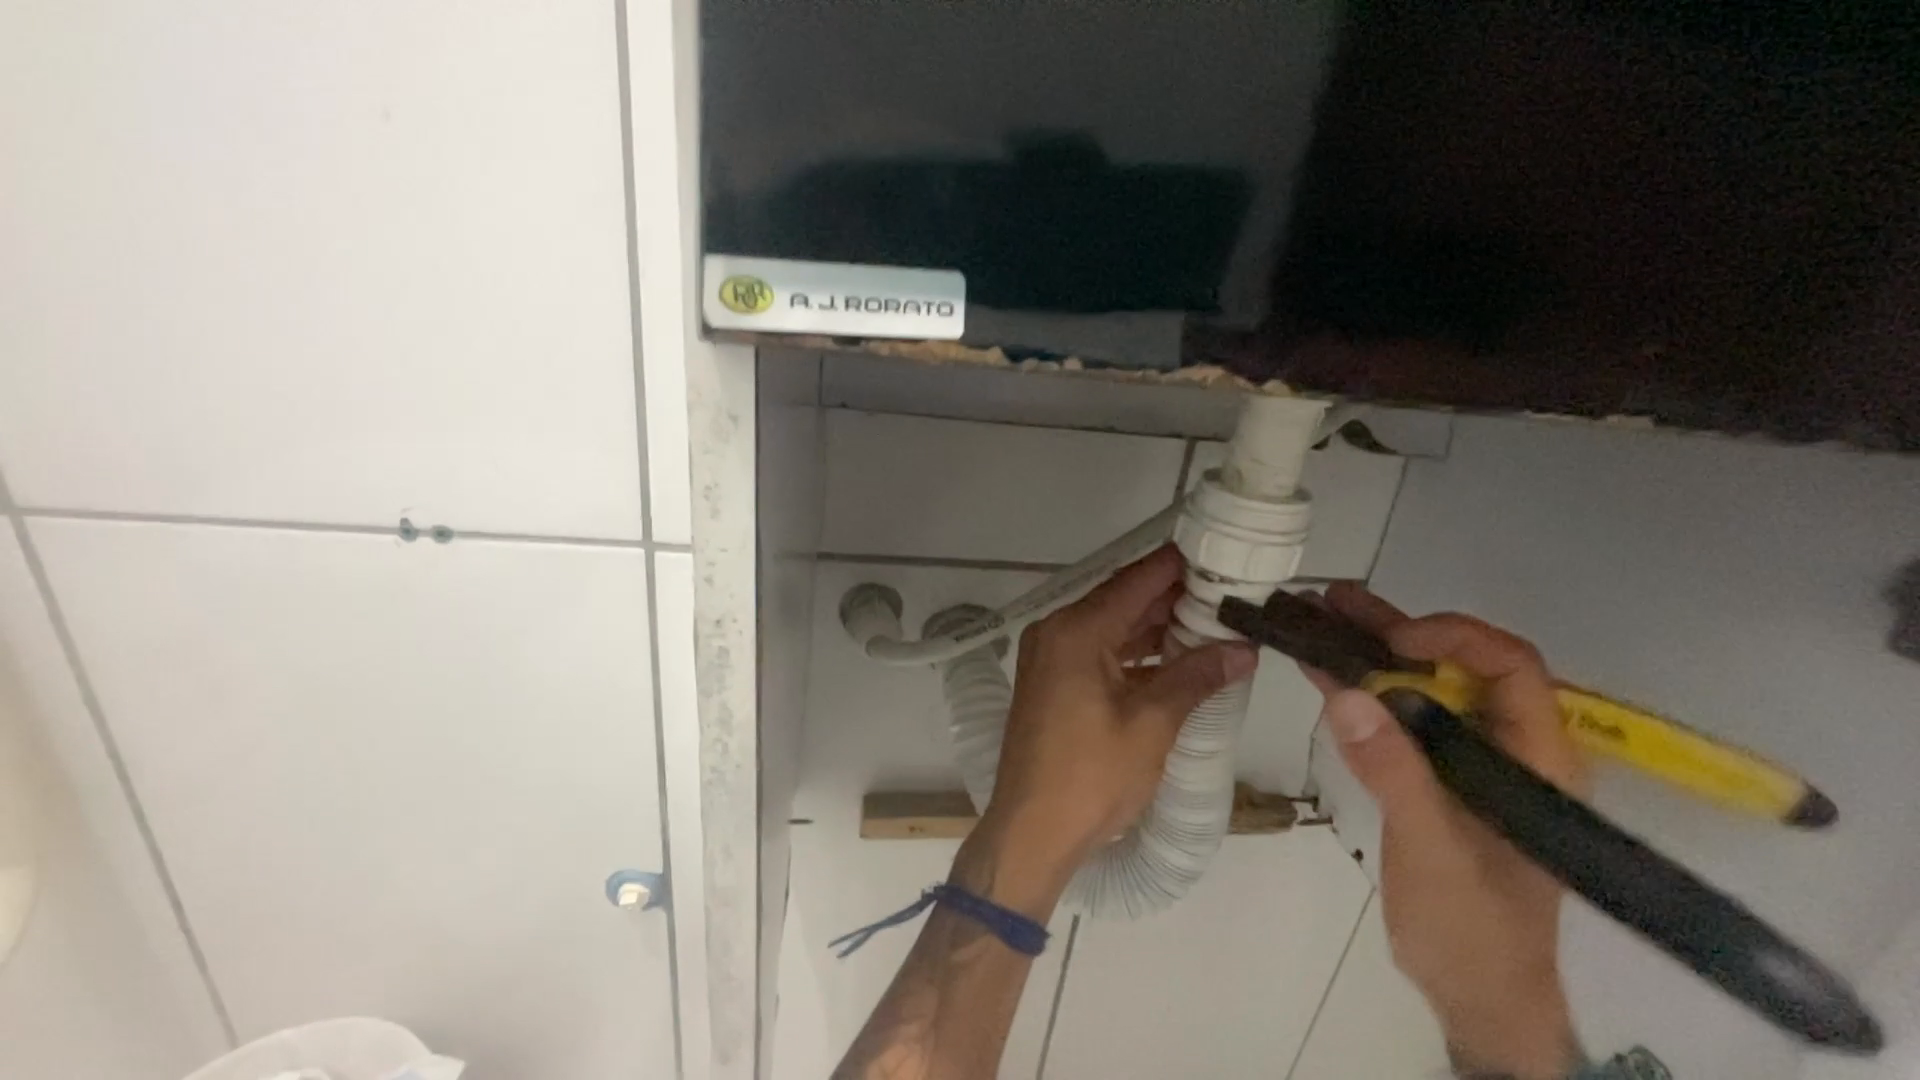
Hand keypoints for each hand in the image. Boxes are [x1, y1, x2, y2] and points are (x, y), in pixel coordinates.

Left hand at [964, 546, 1257, 916]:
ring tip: (1214, 623)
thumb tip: (1243, 648)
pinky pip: (1100, 653)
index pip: (1135, 581)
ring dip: (1157, 627)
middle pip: (1122, 601)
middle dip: (1174, 598)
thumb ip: (1196, 677)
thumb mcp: (1152, 724)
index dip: (1177, 566)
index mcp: (1076, 631)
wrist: (1032, 832)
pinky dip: (1136, 654)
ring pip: (1112, 628)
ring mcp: (1051, 659)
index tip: (1220, 554)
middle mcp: (1057, 633)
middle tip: (1229, 592)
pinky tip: (1177, 660)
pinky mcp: (1053, 684)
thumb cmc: (1091, 777)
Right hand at [1304, 583, 1589, 1079]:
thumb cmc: (1474, 929)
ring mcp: (1467, 760)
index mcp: (1536, 758)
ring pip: (1423, 686)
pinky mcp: (1433, 776)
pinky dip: (1359, 691)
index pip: (1509, 668)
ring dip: (1370, 650)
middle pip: (1458, 666)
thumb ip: (1395, 774)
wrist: (1474, 993)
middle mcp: (1506, 746)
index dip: (1452, 639)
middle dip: (1396, 628)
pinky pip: (1399, 719)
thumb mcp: (1433, 852)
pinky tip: (1317, 669)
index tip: (1390, 642)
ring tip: (1315, 614)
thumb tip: (1345, 696)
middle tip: (1335, 600)